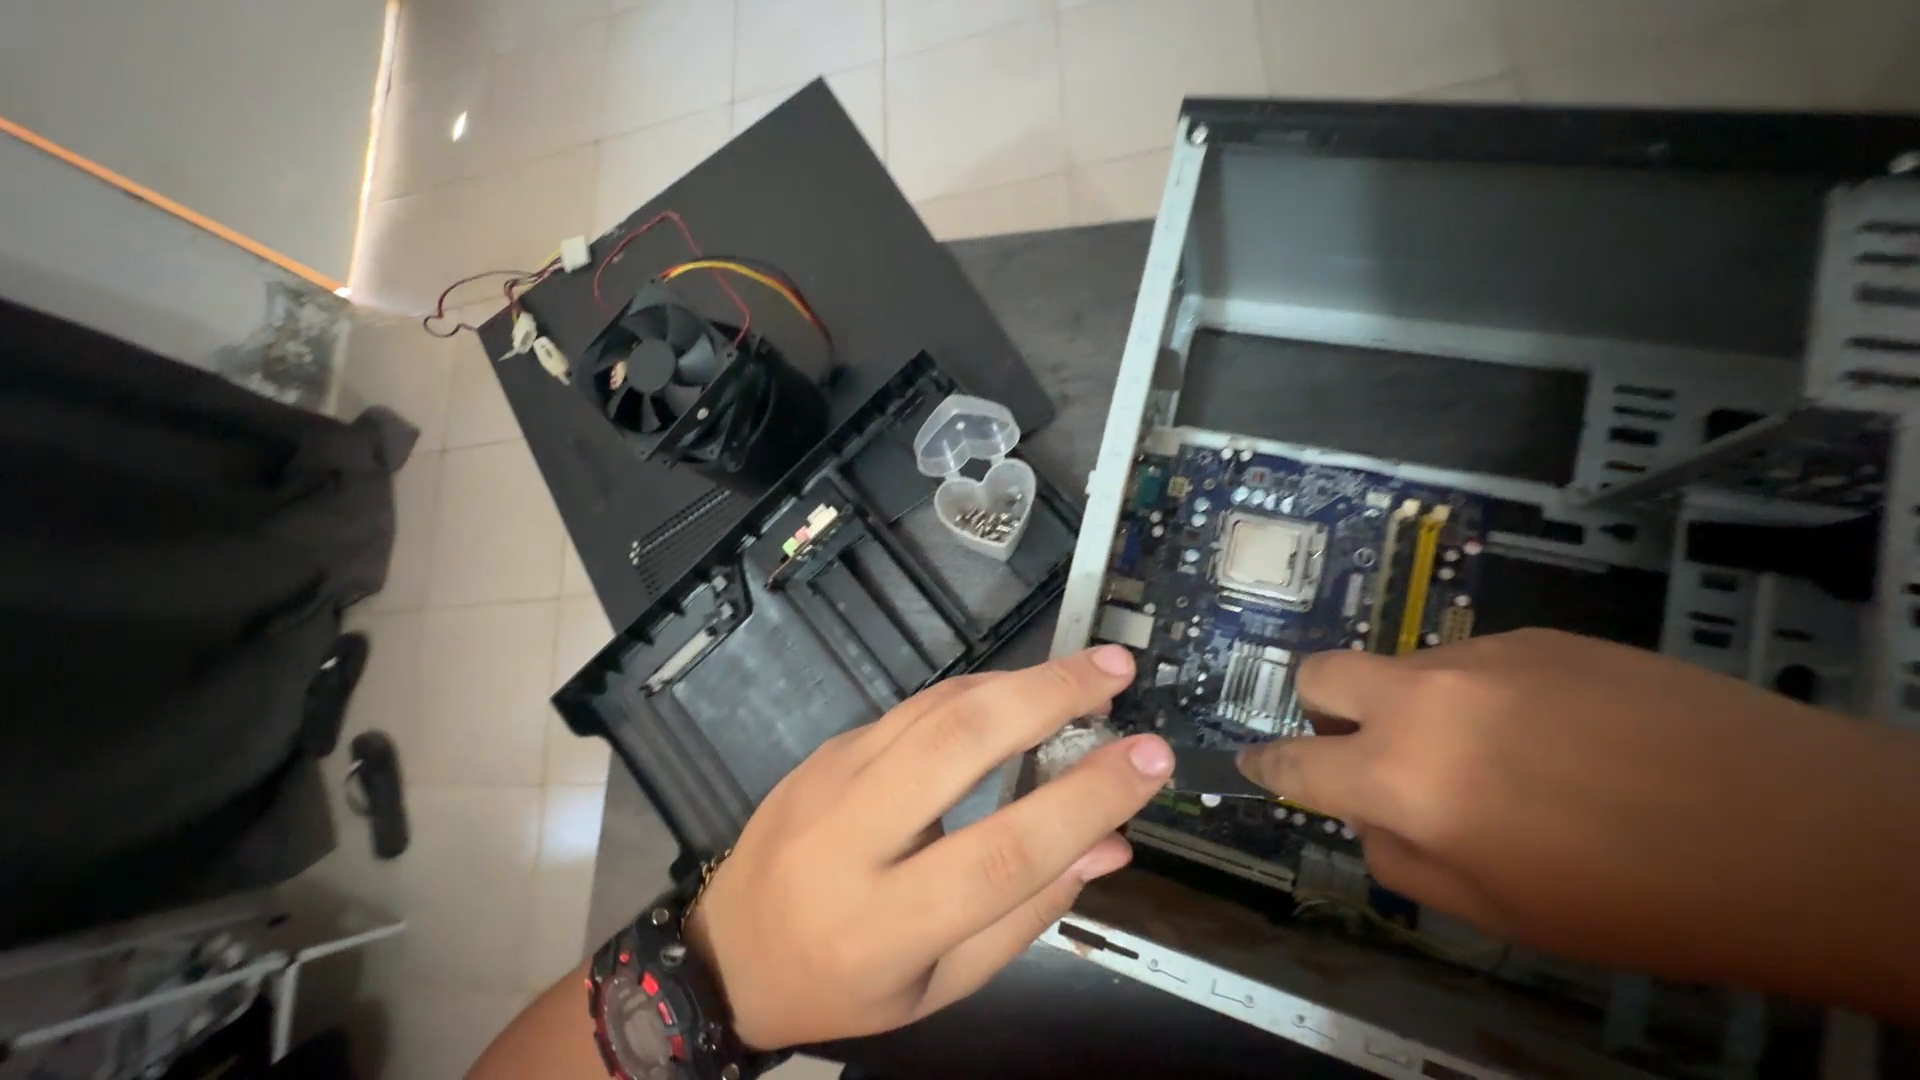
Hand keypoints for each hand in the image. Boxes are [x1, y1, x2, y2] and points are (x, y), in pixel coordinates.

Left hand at [684, 646, 1173, 1049]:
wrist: (729, 950)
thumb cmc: (844, 983)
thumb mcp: (940, 985)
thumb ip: (1027, 915)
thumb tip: (1110, 845)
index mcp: (885, 924)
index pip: (1002, 854)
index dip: (1085, 801)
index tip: (1148, 759)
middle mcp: (852, 836)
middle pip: (956, 745)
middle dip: (1047, 695)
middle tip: (1116, 668)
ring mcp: (831, 778)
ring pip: (934, 709)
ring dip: (1016, 680)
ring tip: (1084, 672)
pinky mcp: (827, 749)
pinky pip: (911, 709)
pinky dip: (975, 692)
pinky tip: (1018, 691)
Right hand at [1237, 628, 1919, 1017]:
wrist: (1809, 832)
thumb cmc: (1641, 900)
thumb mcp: (1499, 913)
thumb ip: (1400, 858)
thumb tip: (1365, 814)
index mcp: (1404, 778)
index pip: (1295, 759)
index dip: (1265, 763)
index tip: (1253, 762)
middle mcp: (1424, 700)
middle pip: (1320, 672)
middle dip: (1320, 707)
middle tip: (1365, 747)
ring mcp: (1482, 657)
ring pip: (1404, 669)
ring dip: (1416, 707)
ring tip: (1500, 755)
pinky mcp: (1540, 635)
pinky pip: (1474, 661)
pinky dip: (1482, 695)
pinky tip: (1557, 733)